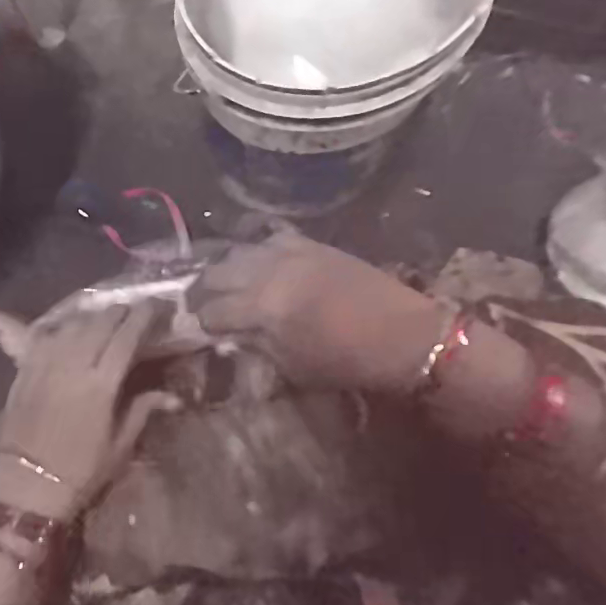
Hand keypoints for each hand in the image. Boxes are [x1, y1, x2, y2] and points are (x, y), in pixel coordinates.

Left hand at [0, 301, 175, 518]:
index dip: (142, 316)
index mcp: (101, 384)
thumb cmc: (80, 471)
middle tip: (131, 312)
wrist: (26, 483)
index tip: (155, 305)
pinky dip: (59, 327)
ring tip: (102, 319)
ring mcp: (44, 363)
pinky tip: (67, 329)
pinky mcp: (24, 368)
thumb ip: (142, 410)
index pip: (126, 336)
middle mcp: (72, 365)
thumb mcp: (120, 446)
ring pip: (71, 323)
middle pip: (99, 322)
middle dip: (118, 312)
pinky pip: (43, 335)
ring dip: (91, 316)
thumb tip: (173, 397)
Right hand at [193, 230, 441, 391]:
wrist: (403, 335)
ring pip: (238, 250)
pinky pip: (270, 238)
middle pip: (216, 273)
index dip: (203, 323)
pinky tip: (256, 261)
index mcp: (263, 308)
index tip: (202, 331)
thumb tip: (232, 335)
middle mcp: (269, 272)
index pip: (212, 310)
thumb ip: (255, 346)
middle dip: (204, 291)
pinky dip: (256, 250)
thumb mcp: (292, 367)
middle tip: (203, 305)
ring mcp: (290, 252)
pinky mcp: (311, 243)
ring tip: (225, 282)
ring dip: (226, 268)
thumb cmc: (346, 361)